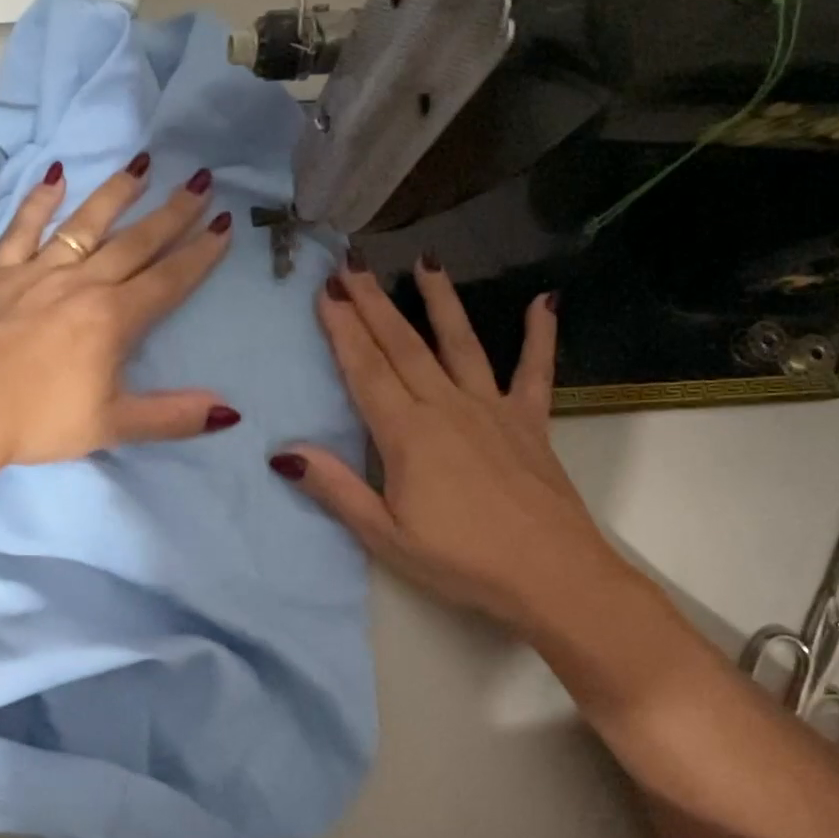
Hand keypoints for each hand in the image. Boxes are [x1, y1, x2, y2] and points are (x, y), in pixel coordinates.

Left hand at [0, 156, 237, 501]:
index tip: (225, 225)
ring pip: (85, 224)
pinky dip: (39, 201)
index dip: (200, 254)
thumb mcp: (111, 426)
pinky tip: (53, 176)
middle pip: (135, 242)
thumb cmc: (36, 422)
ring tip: (142, 164)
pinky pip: (22, 228)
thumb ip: (172, 417)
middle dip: (172, 213)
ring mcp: (36, 272)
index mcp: (113, 319)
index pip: (168, 281)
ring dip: (116, 193)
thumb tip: (229, 412)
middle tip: (200, 181)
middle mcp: (81, 283)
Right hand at [272, 254, 635, 636]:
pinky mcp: (531, 423)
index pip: (365, 370)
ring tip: (427, 260)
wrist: (554, 577)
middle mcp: (447, 407)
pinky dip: (540, 336)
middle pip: (403, 346)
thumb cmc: (461, 562)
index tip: (326, 291)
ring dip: (440, 300)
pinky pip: (535, 371)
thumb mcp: (385, 536)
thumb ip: (336, 488)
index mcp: (407, 434)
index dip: (343, 329)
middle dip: (374, 303)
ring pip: (460, 344)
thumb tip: (284, 452)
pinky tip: (545, 302)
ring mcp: (493, 409)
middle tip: (351, 263)